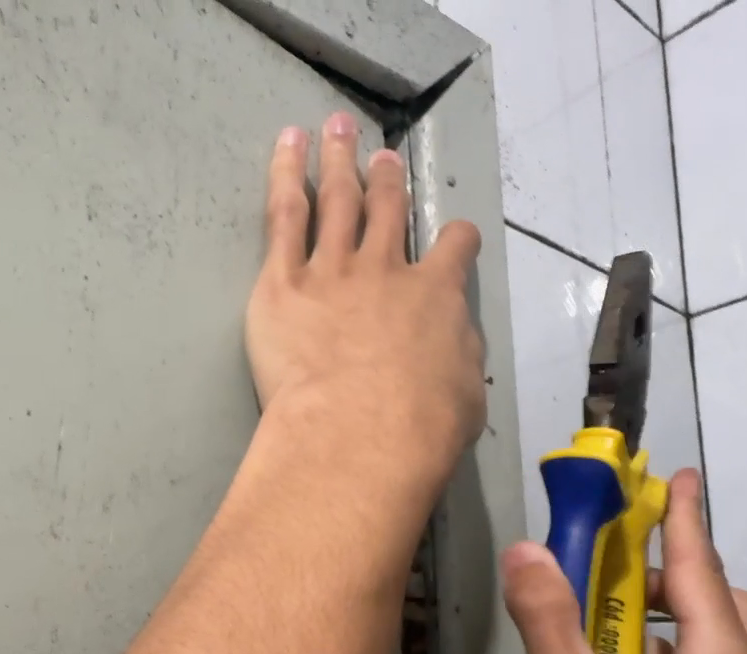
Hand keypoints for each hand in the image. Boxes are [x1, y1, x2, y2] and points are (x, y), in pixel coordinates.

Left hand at [245, 113, 485, 491]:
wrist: (359, 432)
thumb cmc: (420, 428)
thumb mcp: (464, 393)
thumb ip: (456, 354)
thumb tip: (449, 339)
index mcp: (436, 296)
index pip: (453, 250)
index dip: (456, 239)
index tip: (455, 235)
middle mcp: (386, 269)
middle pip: (388, 209)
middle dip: (387, 178)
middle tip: (381, 155)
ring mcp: (332, 269)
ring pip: (338, 199)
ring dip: (338, 160)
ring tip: (336, 129)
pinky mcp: (282, 282)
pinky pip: (284, 215)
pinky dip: (285, 173)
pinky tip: (288, 145)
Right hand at [505, 470, 746, 653]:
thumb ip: (545, 616)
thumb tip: (525, 549)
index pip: (703, 573)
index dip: (686, 520)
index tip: (679, 477)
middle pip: (727, 610)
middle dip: (678, 578)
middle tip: (616, 578)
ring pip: (715, 651)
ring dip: (668, 622)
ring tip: (603, 632)